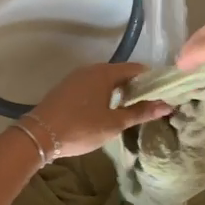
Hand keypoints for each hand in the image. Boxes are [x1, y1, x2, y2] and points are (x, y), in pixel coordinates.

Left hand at [27, 62, 170, 158]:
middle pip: (121, 73)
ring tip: (132, 110)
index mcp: (105, 72)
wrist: (38, 136)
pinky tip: (108, 110)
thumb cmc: (80, 128)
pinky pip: (93, 86)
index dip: (152, 80)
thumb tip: (167, 105)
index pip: (136, 69)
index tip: (163, 93)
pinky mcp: (67, 88)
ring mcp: (76, 78)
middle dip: (136, 87)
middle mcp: (91, 69)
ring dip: (120, 92)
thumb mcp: (114, 123)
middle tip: (151, 104)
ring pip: (106, 80)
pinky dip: (105, 94)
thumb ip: (140, 112)